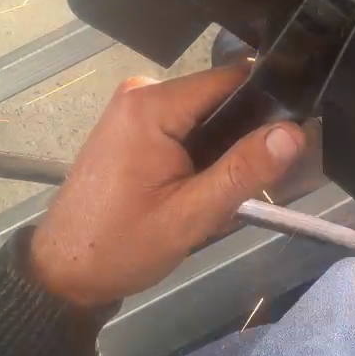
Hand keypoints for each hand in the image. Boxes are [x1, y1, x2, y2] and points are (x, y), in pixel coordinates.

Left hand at [28, 66, 305, 308]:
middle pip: (219, 94)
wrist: (60, 277)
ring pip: (206, 111)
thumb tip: (295, 132)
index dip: (267, 100)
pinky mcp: (132, 124)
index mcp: (152, 103)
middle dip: (245, 130)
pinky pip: (185, 122)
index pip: (231, 78)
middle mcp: (142, 92)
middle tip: (260, 175)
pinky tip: (202, 182)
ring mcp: (134, 106)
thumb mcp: (191, 215)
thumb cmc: (120, 246)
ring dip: (224, 144)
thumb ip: (244, 170)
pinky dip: (202, 148)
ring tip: (229, 184)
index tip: (295, 130)